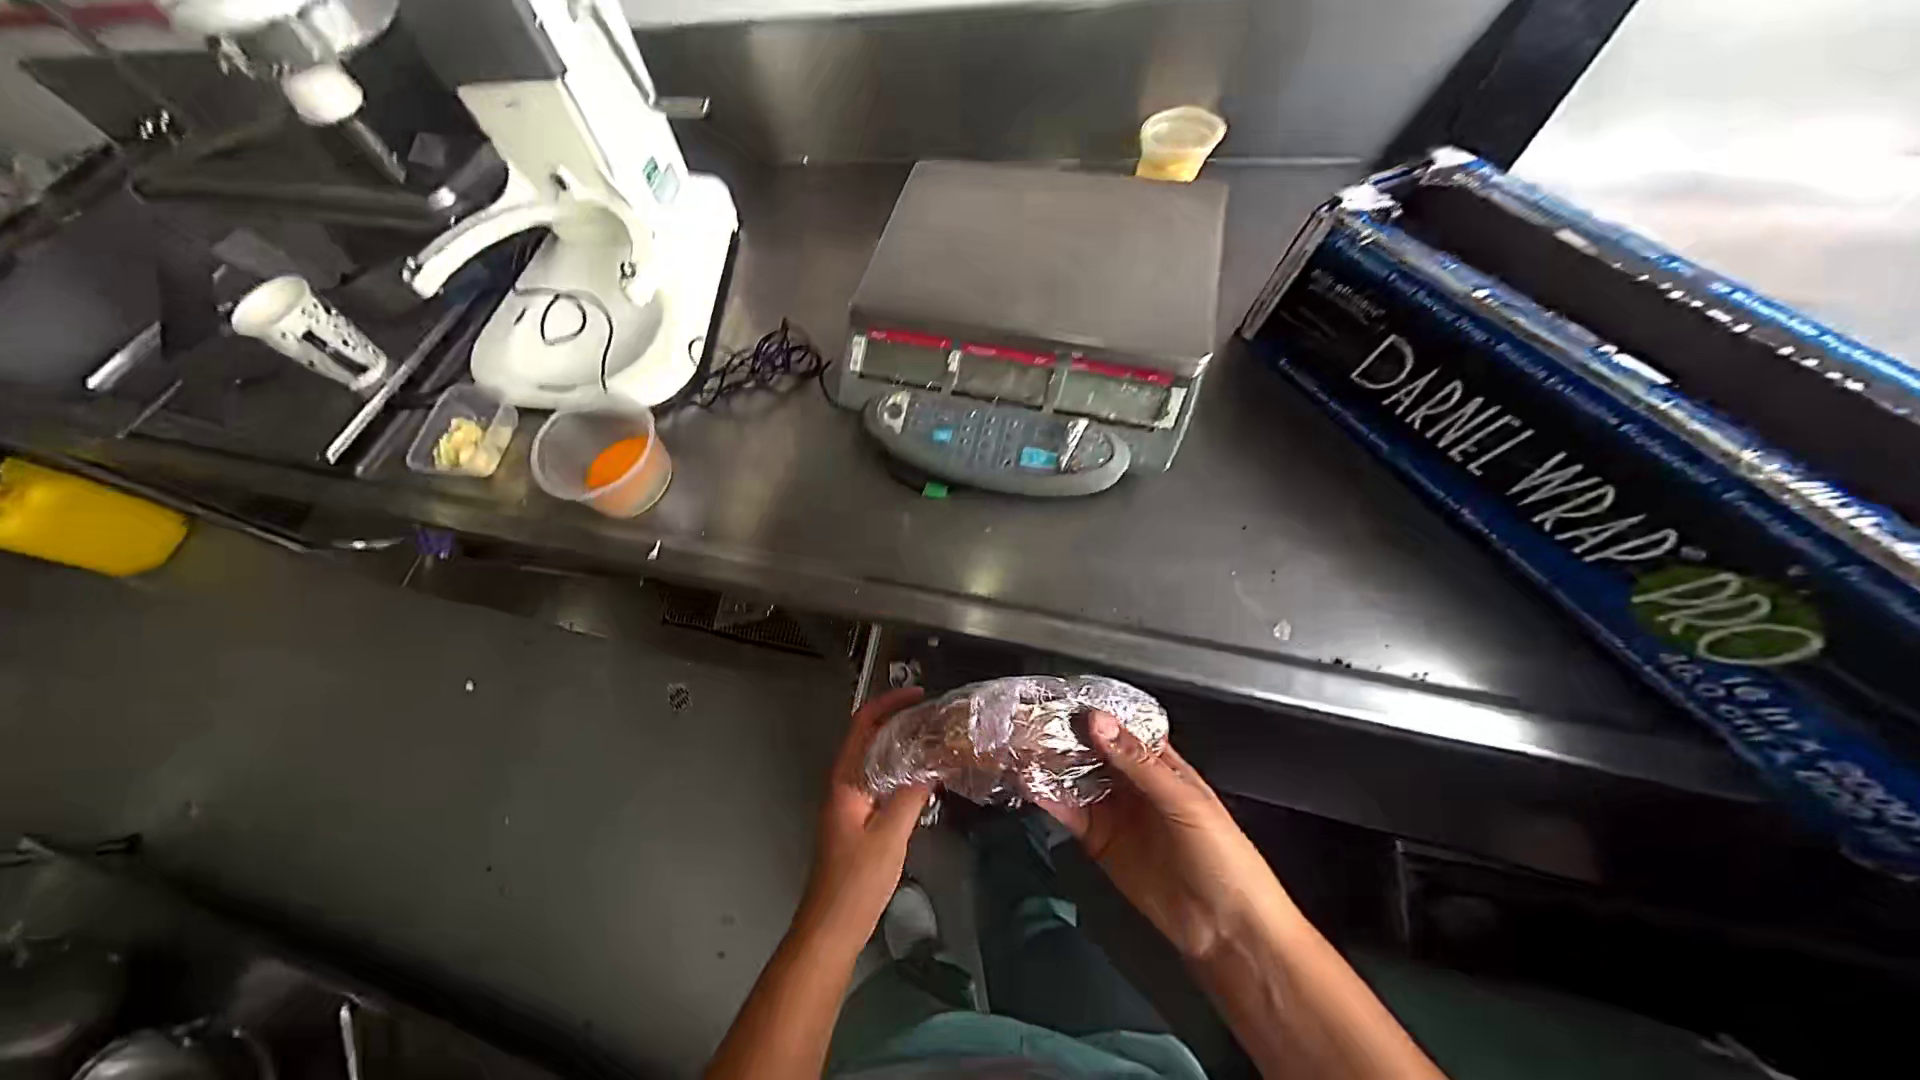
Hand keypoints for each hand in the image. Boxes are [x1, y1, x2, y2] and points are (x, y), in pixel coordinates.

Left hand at [798, 686, 932, 939]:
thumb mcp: (890, 834)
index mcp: (844, 780)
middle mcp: (843, 784)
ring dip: (901, 744)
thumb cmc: (855, 882)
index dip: (888, 703)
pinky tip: (923, 777)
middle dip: (899, 720)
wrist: (831, 927)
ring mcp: (849, 802)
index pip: (862, 725)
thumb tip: (932, 762)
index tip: (918, 695)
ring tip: (933, 740)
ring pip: (875, 759)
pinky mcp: (857, 818)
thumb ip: (911, 794)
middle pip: (868, 737)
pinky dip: (901, 769)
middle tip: (934, 716)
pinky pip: (880, 780)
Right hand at [1040, 711, 1293, 961]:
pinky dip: (1048, 798)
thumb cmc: (1224, 858)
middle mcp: (1133, 782)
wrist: (1227, 931)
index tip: (1060, 698)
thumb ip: (1138, 762)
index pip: (1120, 728)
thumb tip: (1099, 722)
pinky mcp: (1099, 841)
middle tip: (1031, 720)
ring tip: (1022, 746)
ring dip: (1050, 764)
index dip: (1093, 713)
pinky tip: (1030, 783)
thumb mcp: (1184, 800)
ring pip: (1075, 778)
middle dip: (1063, 736)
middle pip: (1092, 751)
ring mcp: (1115, 811)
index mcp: (1160, 763)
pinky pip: (1069, 813)